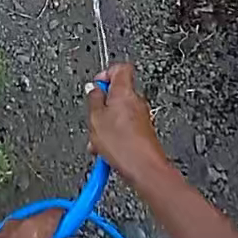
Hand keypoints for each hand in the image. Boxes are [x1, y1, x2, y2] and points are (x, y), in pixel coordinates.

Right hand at [85, 62, 169, 184]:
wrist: (144, 168)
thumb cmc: (123, 144)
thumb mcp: (96, 118)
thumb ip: (93, 99)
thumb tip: (92, 88)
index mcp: (124, 91)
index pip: (120, 68)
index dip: (106, 74)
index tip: (96, 86)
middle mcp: (136, 100)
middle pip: (116, 93)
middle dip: (102, 105)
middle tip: (94, 117)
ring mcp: (141, 116)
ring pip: (119, 112)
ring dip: (106, 123)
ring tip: (98, 140)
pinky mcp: (142, 131)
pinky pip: (125, 126)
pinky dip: (114, 134)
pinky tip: (107, 149)